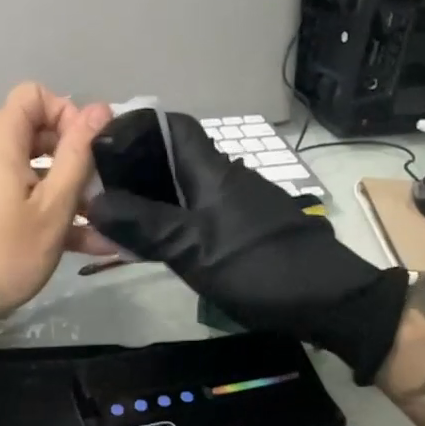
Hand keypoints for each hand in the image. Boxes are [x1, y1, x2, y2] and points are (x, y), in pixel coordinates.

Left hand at [0, 84, 112, 333]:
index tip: (90, 151)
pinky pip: (12, 194)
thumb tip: (100, 109)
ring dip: (64, 191)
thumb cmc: (2, 253)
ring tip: (101, 225)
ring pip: (27, 170)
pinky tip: (82, 245)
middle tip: (99, 191)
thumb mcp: (53, 207)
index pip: (35, 95)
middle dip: (72, 157)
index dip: (67, 114)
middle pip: (33, 132)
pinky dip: (41, 209)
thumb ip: (79, 155)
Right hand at [86, 112, 410, 383]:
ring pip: (188, 187)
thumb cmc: (259, 267)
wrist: (331, 299)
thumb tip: (93, 202)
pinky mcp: (251, 228)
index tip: (99, 145)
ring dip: (155, 198)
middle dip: (137, 169)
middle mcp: (227, 177)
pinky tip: (161, 243)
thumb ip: (144, 226)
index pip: (173, 126)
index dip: (136, 127)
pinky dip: (177, 219)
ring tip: (119, 218)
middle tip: (98, 191)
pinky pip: (203, 212)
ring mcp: (242, 203)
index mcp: (212, 171)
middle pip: (175, 157)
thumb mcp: (194, 250)